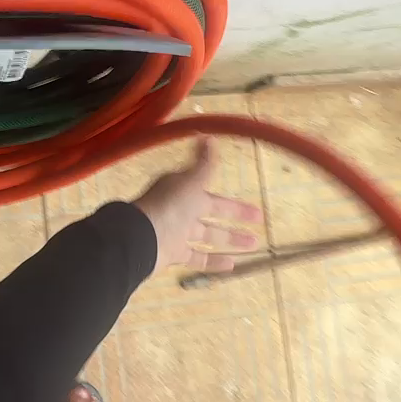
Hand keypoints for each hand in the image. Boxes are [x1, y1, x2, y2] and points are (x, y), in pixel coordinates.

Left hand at [130, 139, 262, 272]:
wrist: (141, 238)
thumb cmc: (169, 206)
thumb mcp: (191, 181)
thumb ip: (204, 163)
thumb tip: (209, 136)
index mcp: (184, 190)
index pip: (213, 194)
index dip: (234, 203)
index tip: (256, 210)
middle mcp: (180, 210)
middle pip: (212, 213)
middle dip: (235, 217)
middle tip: (259, 223)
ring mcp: (177, 233)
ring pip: (207, 235)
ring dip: (230, 240)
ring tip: (254, 245)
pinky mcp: (173, 253)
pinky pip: (197, 257)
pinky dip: (214, 261)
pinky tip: (233, 264)